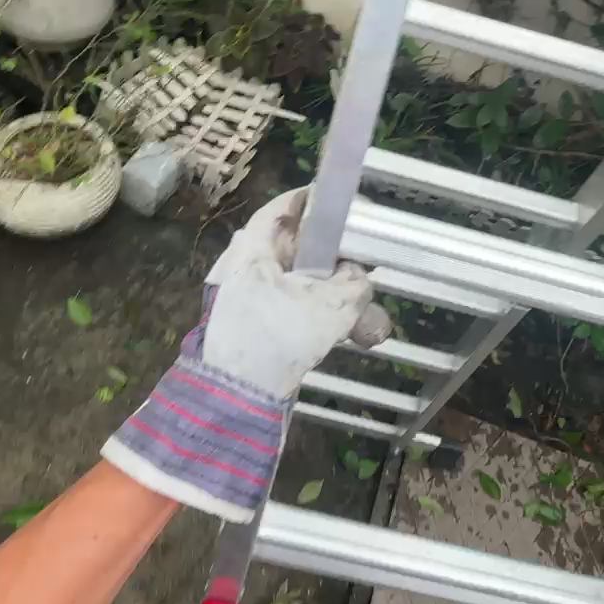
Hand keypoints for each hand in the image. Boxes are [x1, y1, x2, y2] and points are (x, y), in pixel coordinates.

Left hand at [101, 188, 387, 521]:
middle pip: (306, 248)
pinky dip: (326, 320)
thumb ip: (354, 284)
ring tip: (373, 329)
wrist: (230, 401)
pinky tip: (359, 338)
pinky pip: (299, 310)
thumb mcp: (328, 306)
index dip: (323, 203)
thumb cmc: (274, 338)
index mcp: (254, 244)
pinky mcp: (260, 325)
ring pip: (308, 284)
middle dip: (345, 267)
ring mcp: (253, 296)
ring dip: (344, 302)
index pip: (290, 205)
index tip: (355, 209)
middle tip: (372, 277)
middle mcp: (250, 264)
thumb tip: (359, 278)